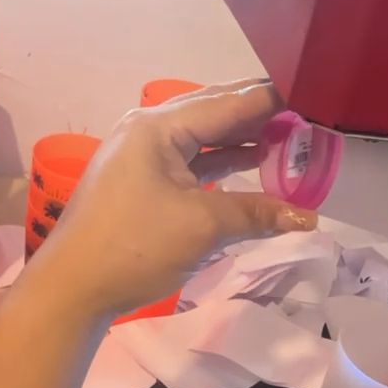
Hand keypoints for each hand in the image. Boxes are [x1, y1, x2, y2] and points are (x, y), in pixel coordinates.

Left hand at [24, 78, 315, 317]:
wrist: (72, 289)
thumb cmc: (134, 248)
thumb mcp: (201, 227)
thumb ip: (256, 213)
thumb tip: (309, 219)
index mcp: (159, 126)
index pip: (229, 101)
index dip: (273, 99)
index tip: (314, 98)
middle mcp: (150, 129)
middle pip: (217, 113)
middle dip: (262, 117)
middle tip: (309, 118)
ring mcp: (144, 154)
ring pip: (206, 138)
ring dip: (245, 141)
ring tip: (292, 141)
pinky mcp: (144, 180)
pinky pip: (193, 161)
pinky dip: (224, 164)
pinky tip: (255, 166)